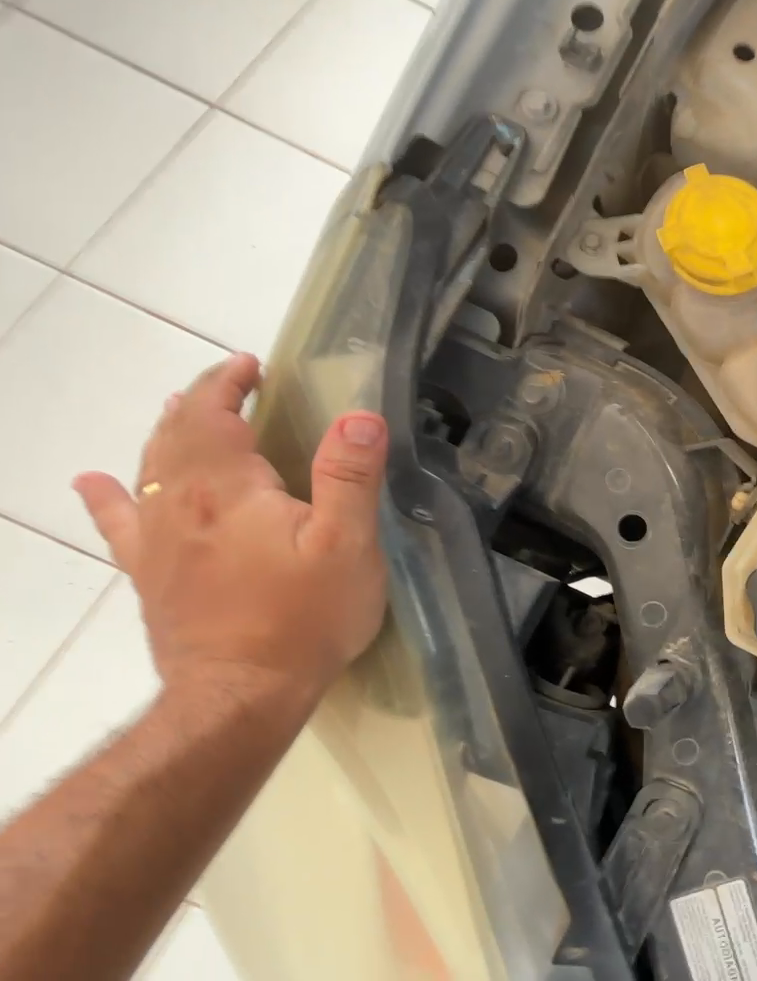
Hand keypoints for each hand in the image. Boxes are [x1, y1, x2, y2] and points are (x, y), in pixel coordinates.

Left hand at [73, 354, 389, 712]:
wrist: (241, 693)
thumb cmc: (305, 615)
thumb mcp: (348, 544)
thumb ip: (350, 477)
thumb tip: (358, 417)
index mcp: (226, 492)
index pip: (211, 418)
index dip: (227, 384)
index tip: (252, 365)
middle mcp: (178, 506)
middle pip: (175, 437)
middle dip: (202, 402)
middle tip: (235, 383)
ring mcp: (157, 542)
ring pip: (150, 470)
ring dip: (167, 434)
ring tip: (183, 411)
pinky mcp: (153, 574)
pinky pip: (120, 523)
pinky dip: (108, 497)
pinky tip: (95, 483)